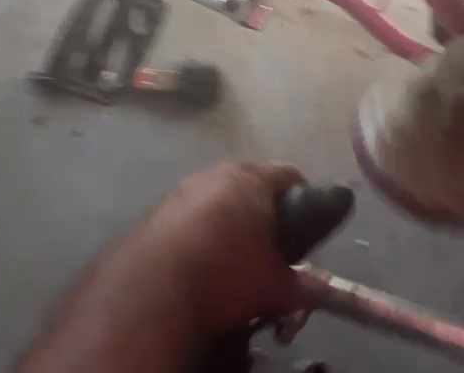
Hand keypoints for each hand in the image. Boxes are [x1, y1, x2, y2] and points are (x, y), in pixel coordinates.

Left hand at [112, 161, 304, 333]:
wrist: (148, 291)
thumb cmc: (223, 277)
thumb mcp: (273, 288)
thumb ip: (301, 285)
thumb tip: (315, 288)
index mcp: (252, 180)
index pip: (290, 174)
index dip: (304, 199)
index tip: (305, 228)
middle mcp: (217, 173)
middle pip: (251, 185)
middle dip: (263, 215)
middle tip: (269, 250)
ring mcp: (183, 189)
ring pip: (217, 199)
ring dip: (228, 223)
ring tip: (231, 260)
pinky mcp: (156, 210)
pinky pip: (189, 215)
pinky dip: (199, 233)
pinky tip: (198, 265)